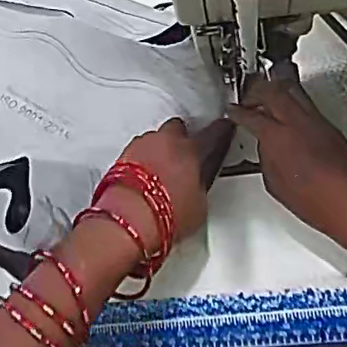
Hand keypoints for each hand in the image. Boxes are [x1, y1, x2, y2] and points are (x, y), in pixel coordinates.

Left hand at [109, 118, 208, 250]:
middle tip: (183, 162)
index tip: (223, 129)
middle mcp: (166, 141)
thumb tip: (197, 188)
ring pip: (155, 139)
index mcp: (192, 150)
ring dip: (158, 151)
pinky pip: (137, 150)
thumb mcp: (199, 206)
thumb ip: (201, 186)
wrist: (130, 217)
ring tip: (159, 176)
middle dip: (180, 140)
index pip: (213, 133)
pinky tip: (143, 178)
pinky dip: (141, 160)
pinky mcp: (123, 154)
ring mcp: (143, 145)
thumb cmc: (165, 212)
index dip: (220, 131)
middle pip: (177, 129)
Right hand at [230, 77, 346, 250]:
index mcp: (276, 135)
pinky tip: (291, 117)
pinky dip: (294, 105)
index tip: (234, 111)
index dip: (238, 112)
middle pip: (271, 90)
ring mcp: (316, 122)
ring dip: (276, 91)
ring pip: (292, 90)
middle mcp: (296, 122)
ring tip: (269, 99)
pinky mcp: (331, 128)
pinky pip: (308, 105)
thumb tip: (265, 147)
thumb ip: (266, 156)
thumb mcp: (274, 182)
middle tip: (249, 97)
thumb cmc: (317, 200)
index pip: (250, 115)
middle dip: (256, 90)